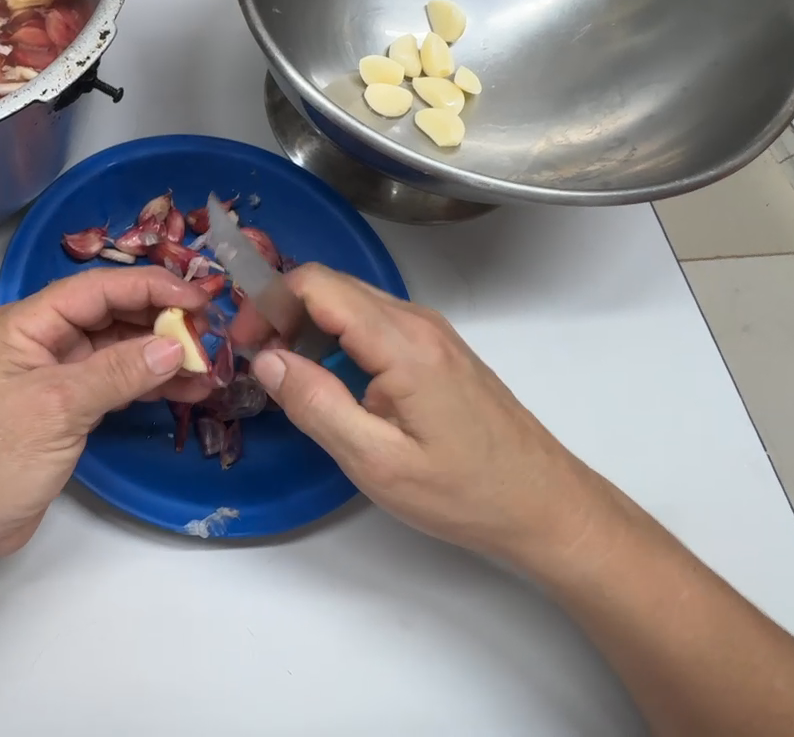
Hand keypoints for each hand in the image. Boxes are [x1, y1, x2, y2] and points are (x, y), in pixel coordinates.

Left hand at [0, 267, 210, 559]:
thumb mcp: (58, 408)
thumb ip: (117, 373)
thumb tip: (175, 347)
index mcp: (26, 323)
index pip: (95, 289)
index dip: (148, 287)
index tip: (198, 296)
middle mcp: (41, 339)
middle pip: (109, 314)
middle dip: (159, 320)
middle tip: (211, 334)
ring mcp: (55, 373)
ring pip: (117, 349)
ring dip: (160, 355)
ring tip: (210, 366)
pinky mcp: (68, 406)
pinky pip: (116, 381)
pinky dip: (148, 384)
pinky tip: (186, 389)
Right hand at [245, 265, 615, 566]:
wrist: (550, 508)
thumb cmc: (464, 492)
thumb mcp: (376, 462)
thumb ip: (315, 404)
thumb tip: (264, 359)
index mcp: (401, 342)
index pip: (316, 284)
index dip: (267, 303)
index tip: (244, 345)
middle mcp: (416, 321)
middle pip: (328, 284)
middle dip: (279, 311)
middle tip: (257, 360)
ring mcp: (429, 331)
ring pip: (347, 300)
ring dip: (304, 324)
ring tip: (286, 372)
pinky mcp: (434, 347)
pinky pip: (368, 319)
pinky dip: (332, 335)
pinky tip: (327, 378)